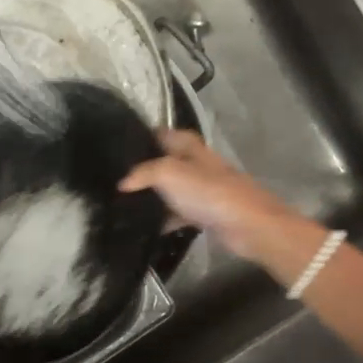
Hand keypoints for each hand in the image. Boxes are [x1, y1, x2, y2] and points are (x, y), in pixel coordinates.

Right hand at [119, 131, 324, 271]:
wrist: (248, 225)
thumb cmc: (209, 192)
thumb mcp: (170, 173)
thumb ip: (143, 173)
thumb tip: (122, 182)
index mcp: (190, 148)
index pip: (163, 134)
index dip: (143, 136)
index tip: (116, 146)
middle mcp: (196, 164)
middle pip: (165, 162)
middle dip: (143, 169)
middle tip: (113, 179)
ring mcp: (202, 190)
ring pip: (170, 189)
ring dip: (152, 196)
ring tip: (122, 204)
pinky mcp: (205, 214)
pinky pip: (178, 214)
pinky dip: (164, 220)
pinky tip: (145, 228)